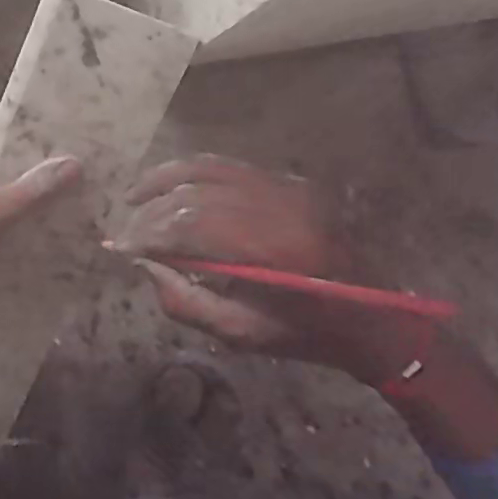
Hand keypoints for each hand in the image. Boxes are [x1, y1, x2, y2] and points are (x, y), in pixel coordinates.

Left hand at [0, 129, 80, 355]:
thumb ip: (33, 189)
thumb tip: (74, 162)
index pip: (10, 133)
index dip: (40, 145)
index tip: (71, 158)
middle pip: (2, 153)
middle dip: (30, 168)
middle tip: (68, 182)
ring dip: (14, 186)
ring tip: (52, 199)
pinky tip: (18, 216)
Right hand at [107, 155, 404, 383]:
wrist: (378, 317)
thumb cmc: (305, 332)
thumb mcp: (240, 333)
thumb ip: (183, 301)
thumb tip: (142, 265)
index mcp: (266, 250)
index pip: (186, 225)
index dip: (146, 234)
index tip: (120, 248)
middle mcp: (274, 207)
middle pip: (191, 194)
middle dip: (149, 211)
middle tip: (125, 232)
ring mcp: (283, 187)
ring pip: (206, 168)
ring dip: (162, 180)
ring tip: (134, 196)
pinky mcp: (288, 181)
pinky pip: (228, 165)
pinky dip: (191, 172)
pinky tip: (170, 186)